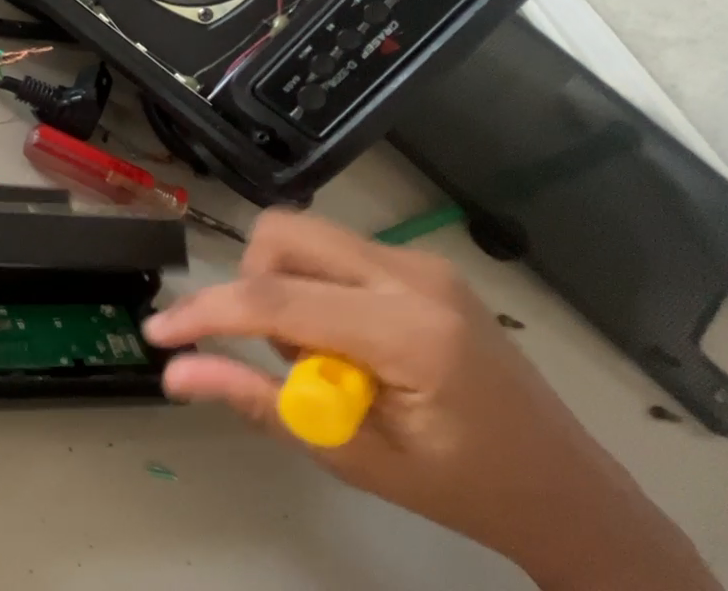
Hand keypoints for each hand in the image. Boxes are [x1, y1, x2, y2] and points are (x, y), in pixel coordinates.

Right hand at [145, 210, 716, 590]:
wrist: (568, 491)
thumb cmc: (463, 487)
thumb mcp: (352, 456)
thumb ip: (260, 403)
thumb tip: (176, 373)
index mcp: (408, 331)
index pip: (275, 298)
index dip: (205, 311)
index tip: (159, 334)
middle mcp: (414, 276)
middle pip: (283, 234)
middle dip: (249, 283)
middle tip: (269, 349)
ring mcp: (422, 264)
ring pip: (303, 236)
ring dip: (280, 285)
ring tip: (314, 356)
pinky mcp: (422, 267)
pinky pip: (332, 252)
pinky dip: (310, 287)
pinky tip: (341, 343)